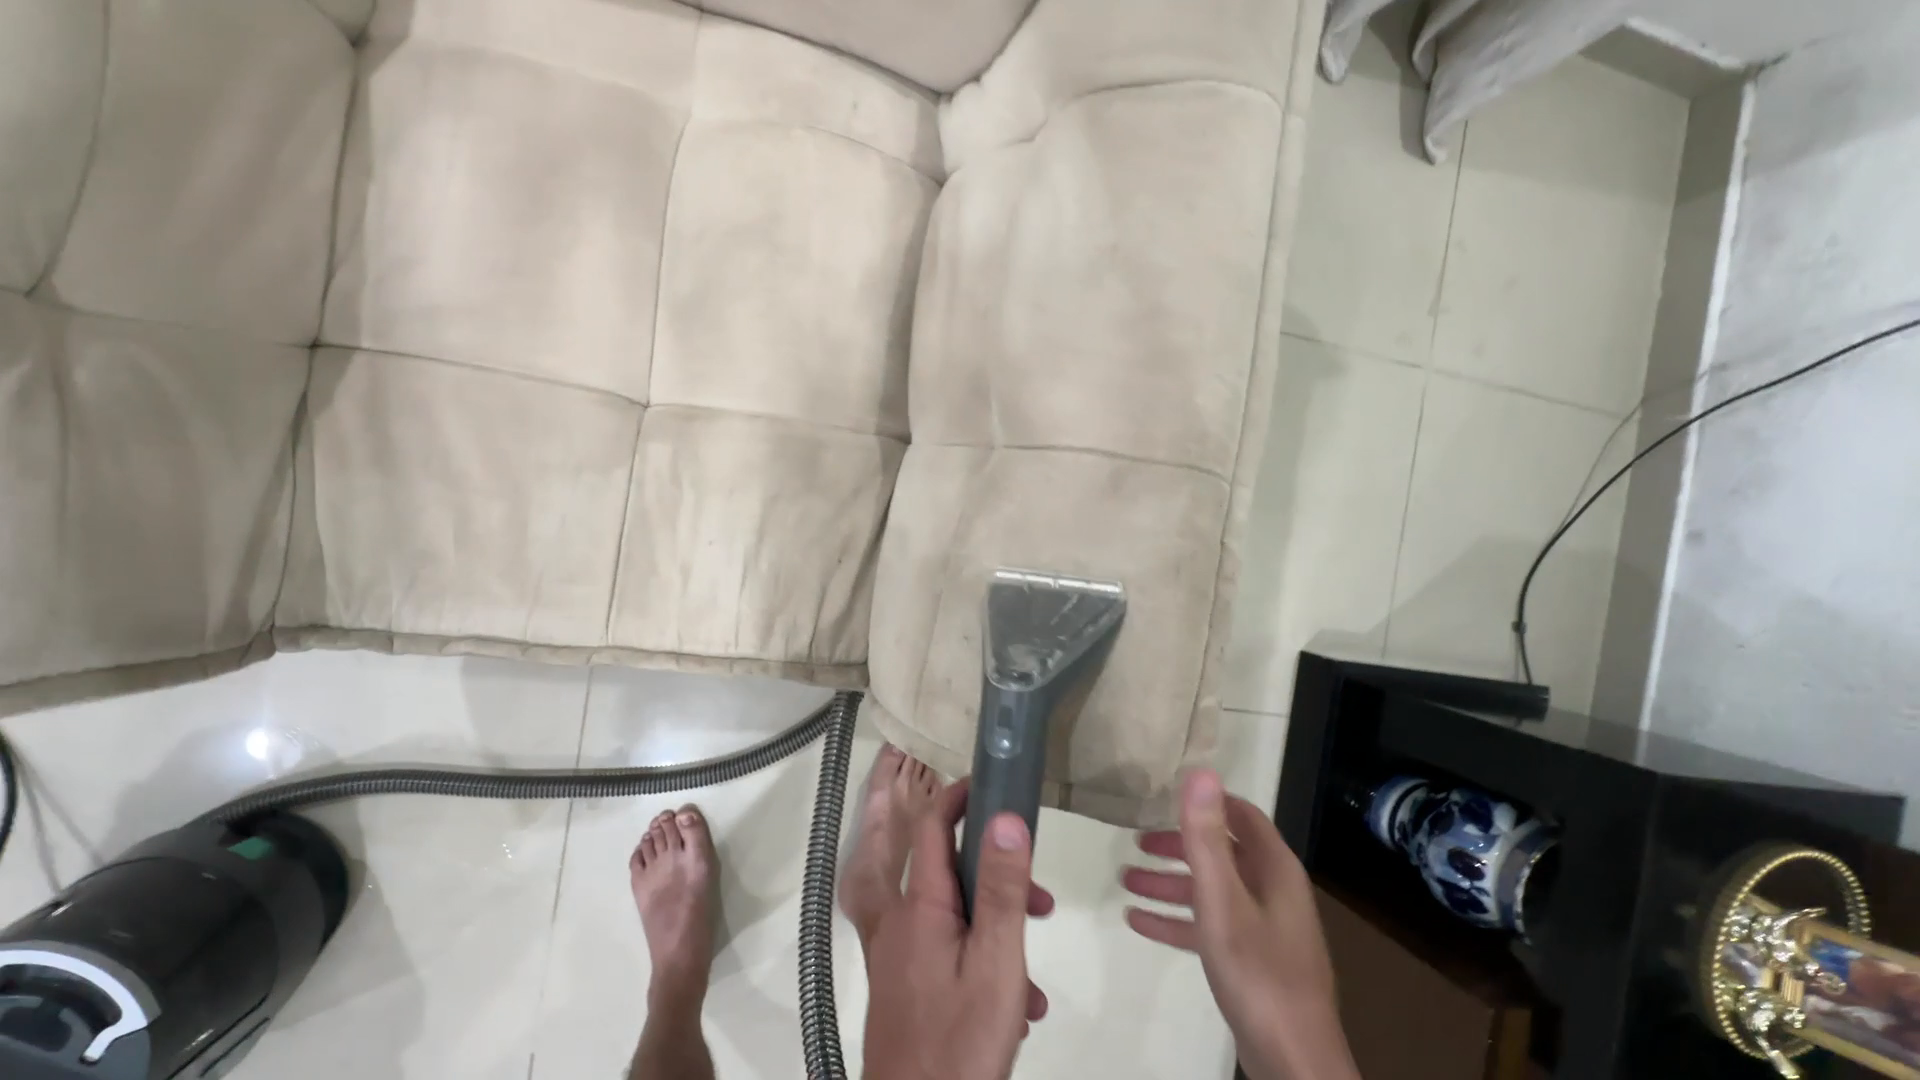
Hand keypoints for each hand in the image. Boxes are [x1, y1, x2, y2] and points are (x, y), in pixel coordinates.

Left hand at [862, 780, 1053, 1079]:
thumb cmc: (960, 1040)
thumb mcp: (996, 961)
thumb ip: (1002, 889)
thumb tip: (1005, 817)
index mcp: (920, 906)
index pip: (933, 826)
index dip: (961, 797)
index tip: (998, 786)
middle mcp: (901, 923)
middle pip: (948, 873)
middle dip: (997, 876)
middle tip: (1042, 901)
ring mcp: (899, 958)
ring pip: (953, 918)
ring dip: (996, 927)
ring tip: (1033, 971)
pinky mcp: (906, 989)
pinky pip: (946, 955)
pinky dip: (981, 963)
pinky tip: (1015, 1004)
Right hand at [1122, 769, 1358, 1079]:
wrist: (1293, 1058)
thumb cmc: (1257, 971)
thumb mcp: (1222, 900)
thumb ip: (1207, 839)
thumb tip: (1201, 773)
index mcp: (1274, 869)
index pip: (1241, 816)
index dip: (1206, 804)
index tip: (1164, 798)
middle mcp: (1273, 890)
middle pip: (1222, 853)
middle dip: (1177, 847)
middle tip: (1134, 844)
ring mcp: (1265, 927)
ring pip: (1211, 891)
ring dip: (1170, 884)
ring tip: (1125, 882)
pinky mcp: (1253, 960)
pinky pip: (1210, 925)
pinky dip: (1178, 920)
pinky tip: (1140, 923)